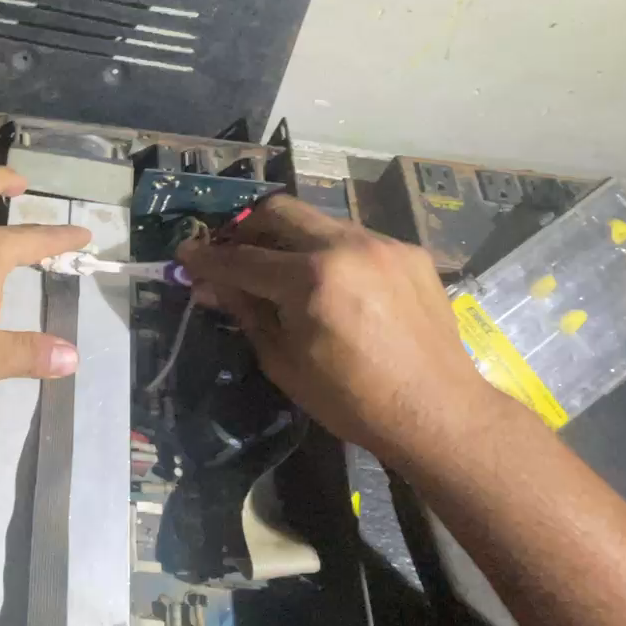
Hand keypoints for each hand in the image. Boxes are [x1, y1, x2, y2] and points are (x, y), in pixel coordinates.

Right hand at [177, 195, 505, 460]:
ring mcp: (382, 244)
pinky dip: (330, 253)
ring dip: (290, 238)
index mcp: (311, 279)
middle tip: (233, 253)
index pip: (241, 258)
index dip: (207, 258)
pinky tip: (334, 285)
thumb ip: (246, 312)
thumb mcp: (283, 361)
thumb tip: (209, 285)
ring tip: (283, 270)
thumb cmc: (352, 400)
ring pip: (318, 221)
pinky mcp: (409, 252)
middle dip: (246, 228)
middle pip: (278, 211)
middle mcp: (345, 246)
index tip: (185, 253)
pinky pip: (354, 239)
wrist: (440, 415)